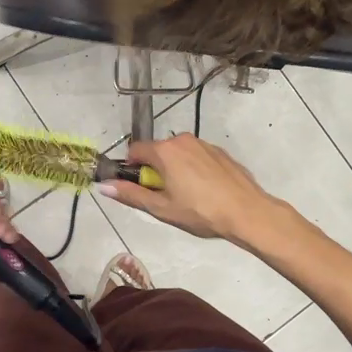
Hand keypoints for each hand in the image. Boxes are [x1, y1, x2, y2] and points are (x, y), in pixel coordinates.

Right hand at [99, 134, 293, 244]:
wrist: (247, 212)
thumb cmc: (200, 212)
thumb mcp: (162, 208)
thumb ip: (131, 194)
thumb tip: (104, 186)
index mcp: (165, 151)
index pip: (135, 150)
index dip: (132, 169)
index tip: (141, 189)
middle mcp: (182, 140)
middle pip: (157, 151)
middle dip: (155, 170)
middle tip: (166, 197)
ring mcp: (204, 143)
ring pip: (178, 153)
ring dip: (175, 169)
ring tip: (188, 196)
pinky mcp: (220, 151)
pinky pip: (197, 156)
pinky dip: (194, 169)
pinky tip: (206, 191)